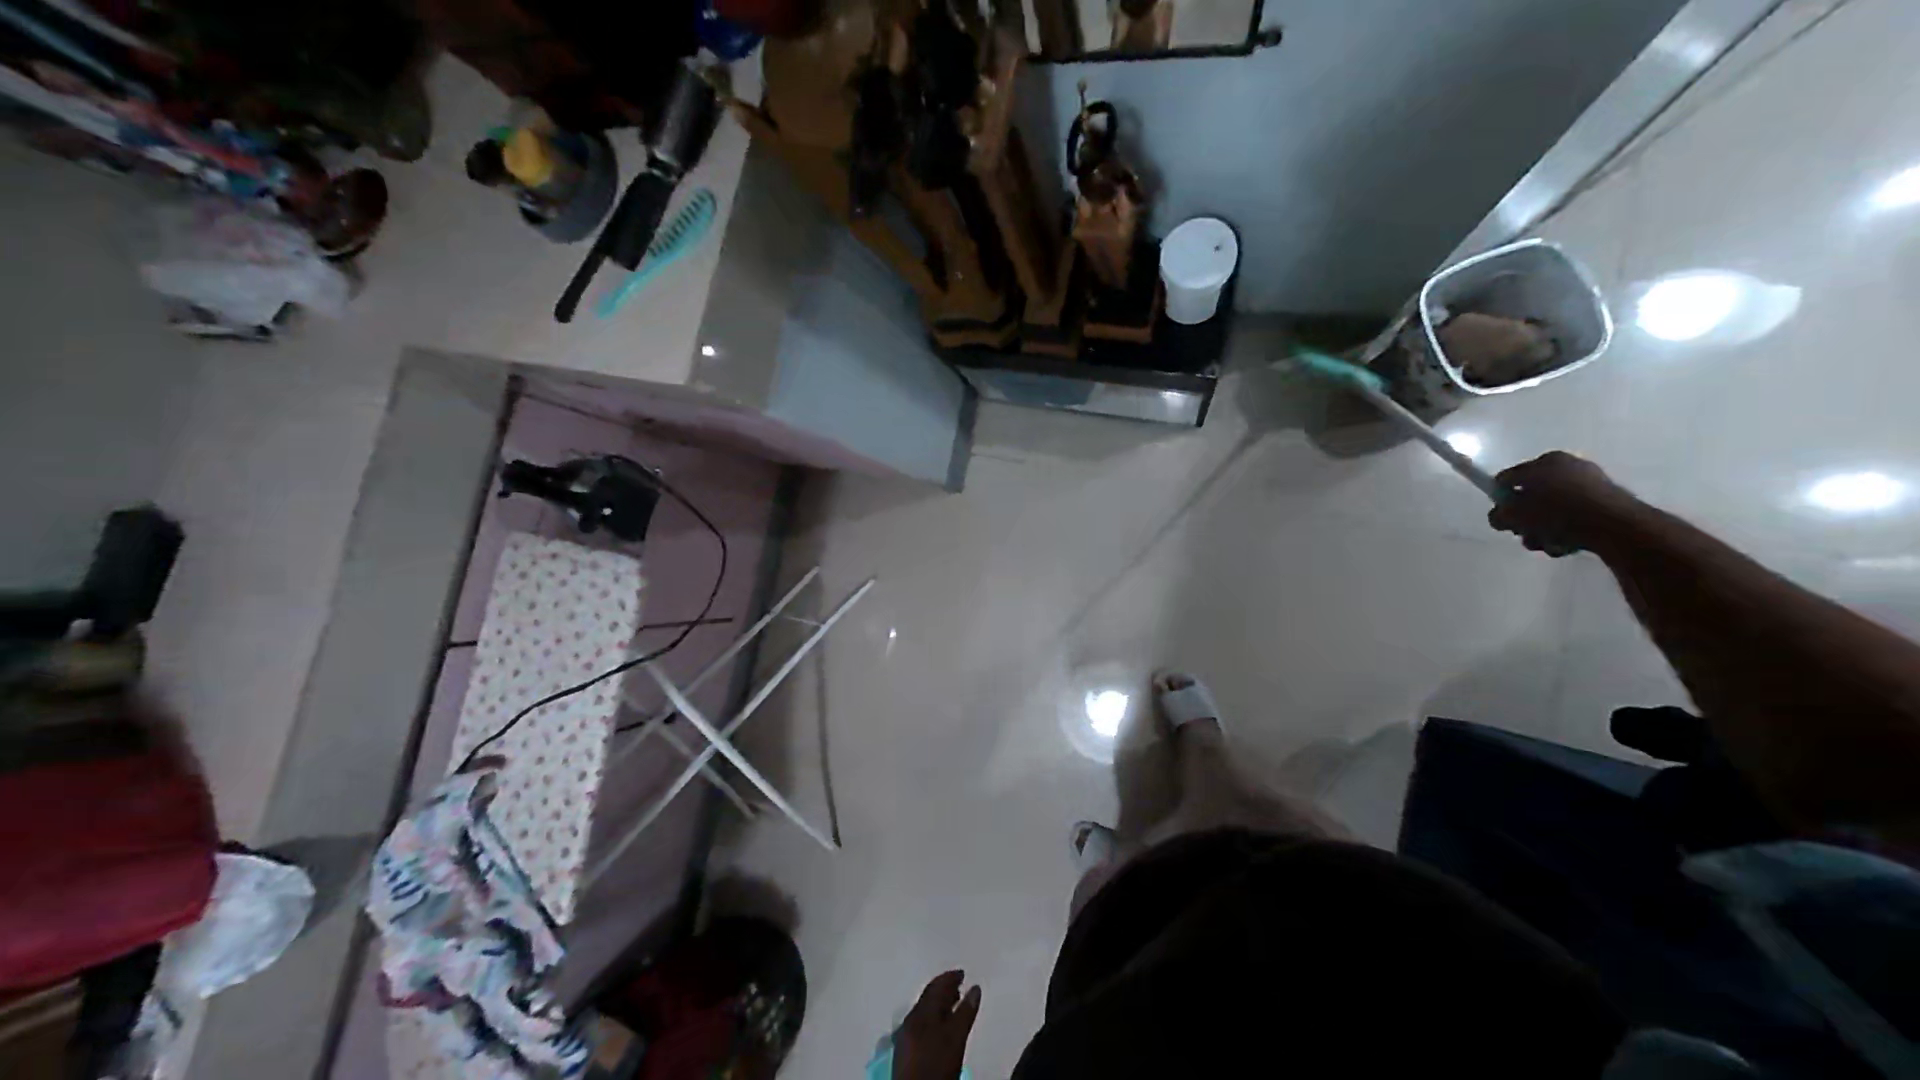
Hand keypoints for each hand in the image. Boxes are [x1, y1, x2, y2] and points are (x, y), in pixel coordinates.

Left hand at [893, 971, 981, 1079]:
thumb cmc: (937, 1065)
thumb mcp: (956, 1038)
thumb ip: (965, 1012)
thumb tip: (974, 988)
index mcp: (921, 1013)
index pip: (935, 987)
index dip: (949, 977)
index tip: (962, 973)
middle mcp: (911, 1020)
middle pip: (928, 998)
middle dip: (944, 990)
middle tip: (959, 985)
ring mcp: (906, 1035)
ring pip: (925, 1011)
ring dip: (939, 1005)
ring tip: (954, 1004)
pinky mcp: (906, 1050)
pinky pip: (921, 1024)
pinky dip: (933, 1018)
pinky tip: (942, 1027)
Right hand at [1488, 451, 1640, 556]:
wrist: (1614, 525)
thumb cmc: (1557, 513)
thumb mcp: (1513, 515)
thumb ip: (1498, 515)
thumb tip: (1502, 516)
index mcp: (1545, 461)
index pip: (1508, 479)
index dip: (1500, 498)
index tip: (1502, 517)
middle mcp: (1568, 466)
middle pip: (1532, 495)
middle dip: (1525, 518)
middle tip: (1525, 533)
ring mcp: (1591, 483)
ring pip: (1553, 509)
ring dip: (1544, 529)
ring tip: (1547, 544)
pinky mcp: (1608, 502)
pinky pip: (1575, 516)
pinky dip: (1567, 530)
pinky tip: (1566, 545)